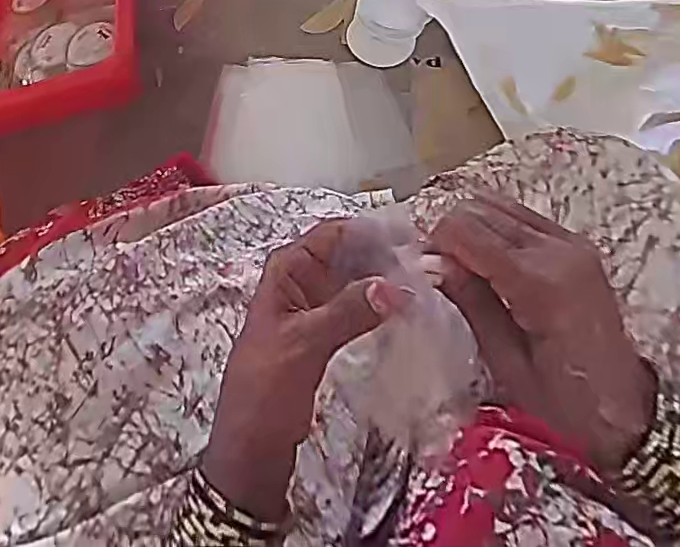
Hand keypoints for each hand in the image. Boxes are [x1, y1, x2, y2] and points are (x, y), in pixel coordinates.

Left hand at [204, 220, 404, 521]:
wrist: (251, 450)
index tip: (412, 237)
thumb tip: (398, 286)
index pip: (335, 232)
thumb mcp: (306, 344)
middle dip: (385, 254)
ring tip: (425, 281)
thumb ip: (349, 311)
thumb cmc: (266, 389)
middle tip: (428, 262)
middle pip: (349, 251)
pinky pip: (357, 303)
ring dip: (385, 277)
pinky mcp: (326, 328)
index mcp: (288, 268)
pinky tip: (406, 308)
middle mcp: (302, 277)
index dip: (372, 230)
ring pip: (356, 277)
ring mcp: (315, 302)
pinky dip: (379, 302)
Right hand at [431, 195, 653, 470]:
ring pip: (499, 205)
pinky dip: (494, 224)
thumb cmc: (564, 403)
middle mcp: (557, 249)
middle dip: (449, 230)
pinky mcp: (575, 242)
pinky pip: (520, 215)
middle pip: (480, 210)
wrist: (630, 411)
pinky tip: (484, 252)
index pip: (468, 231)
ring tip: (455, 258)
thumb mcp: (507, 364)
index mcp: (540, 282)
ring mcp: (570, 241)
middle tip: (433, 264)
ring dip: (470, 223)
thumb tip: (428, 261)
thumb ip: (470, 302)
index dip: (435, 241)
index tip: (419, 264)